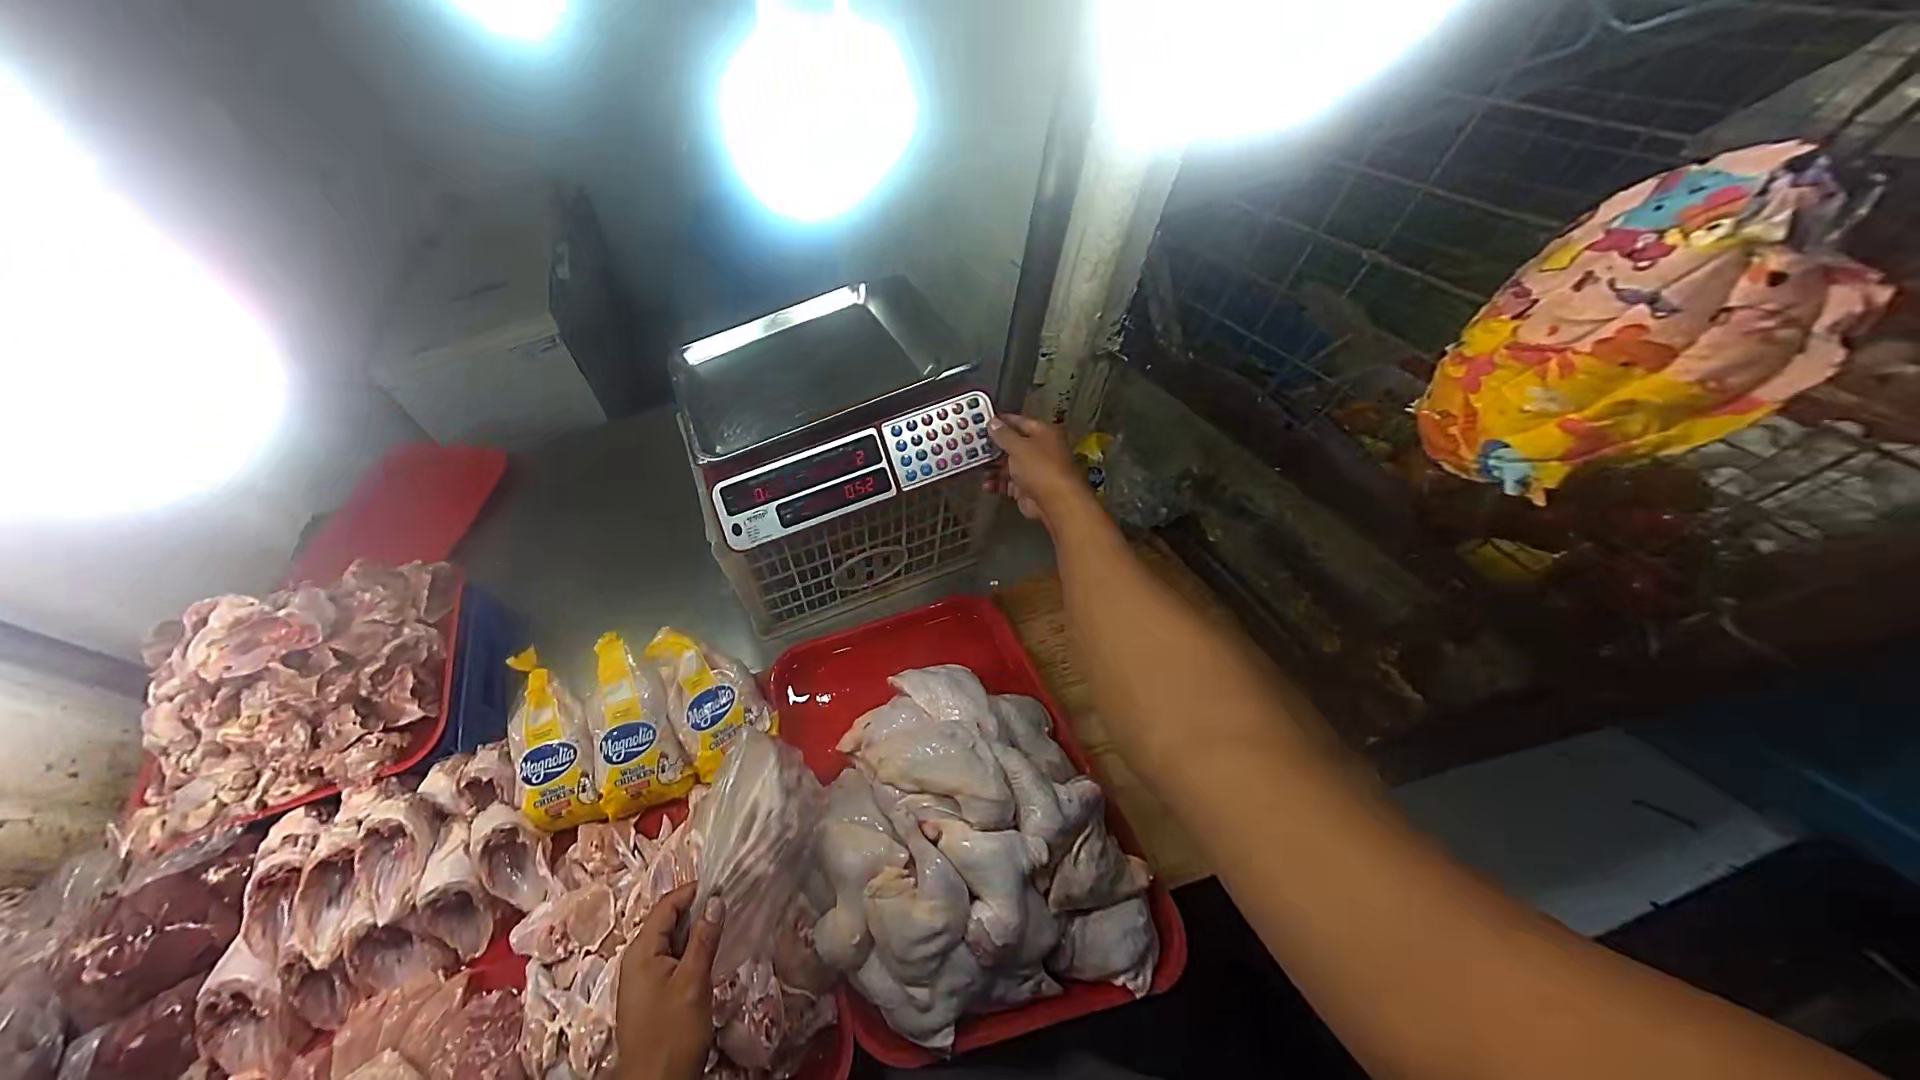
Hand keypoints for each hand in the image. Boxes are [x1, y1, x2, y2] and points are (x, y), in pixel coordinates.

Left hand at [616, 883, 725, 1079]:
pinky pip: (672, 959)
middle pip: (668, 921)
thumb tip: (716, 899)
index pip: (666, 906)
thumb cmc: (672, 1033)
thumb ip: (704, 938)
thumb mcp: (693, 982)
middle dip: (697, 910)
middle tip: (730, 903)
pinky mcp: (653, 994)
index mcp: (640, 952)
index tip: (724, 886)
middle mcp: (637, 960)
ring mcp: (643, 979)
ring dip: (696, 931)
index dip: (693, 891)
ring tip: (726, 924)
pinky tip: (711, 953)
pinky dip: (691, 951)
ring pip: (672, 941)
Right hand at [985, 413, 1091, 527]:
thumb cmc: (1039, 467)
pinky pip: (1008, 484)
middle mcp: (1040, 450)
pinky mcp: (1027, 489)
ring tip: (976, 467)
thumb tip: (992, 422)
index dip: (1001, 421)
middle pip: (1012, 445)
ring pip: (1008, 466)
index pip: (1019, 422)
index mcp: (1043, 433)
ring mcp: (1033, 471)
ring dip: (993, 468)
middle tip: (973, 446)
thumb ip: (1003, 434)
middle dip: (993, 447)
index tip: (983, 421)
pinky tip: (986, 485)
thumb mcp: (1018, 446)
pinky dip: (998, 484)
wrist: (1055, 502)